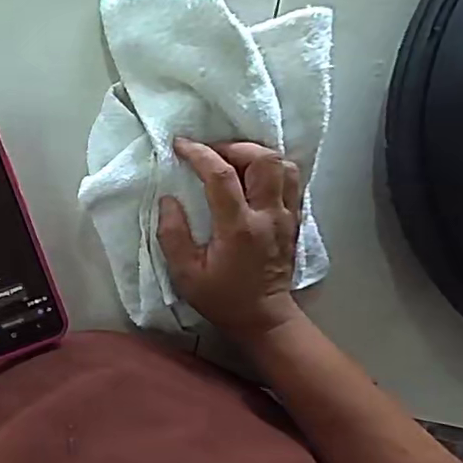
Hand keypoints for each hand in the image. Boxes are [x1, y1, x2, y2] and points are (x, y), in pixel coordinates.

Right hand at [157, 139, 304, 341]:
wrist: (263, 316)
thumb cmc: (219, 296)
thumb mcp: (184, 272)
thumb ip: (173, 234)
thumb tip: (168, 200)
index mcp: (238, 227)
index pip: (221, 176)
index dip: (199, 154)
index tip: (180, 146)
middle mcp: (268, 215)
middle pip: (263, 160)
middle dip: (233, 147)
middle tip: (209, 152)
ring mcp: (287, 216)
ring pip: (284, 165)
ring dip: (256, 155)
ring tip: (231, 160)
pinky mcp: (295, 219)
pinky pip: (291, 180)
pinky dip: (271, 169)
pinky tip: (251, 176)